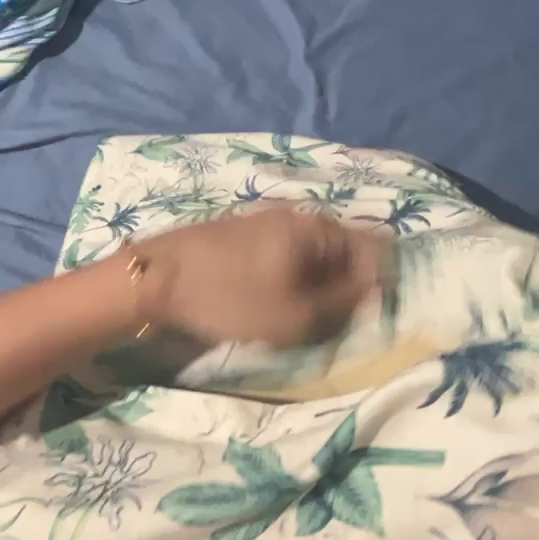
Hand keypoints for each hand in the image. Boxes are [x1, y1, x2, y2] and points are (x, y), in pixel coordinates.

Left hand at [130, 208, 383, 346]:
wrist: (157, 278)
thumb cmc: (229, 297)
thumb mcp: (295, 315)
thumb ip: (343, 303)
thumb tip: (374, 290)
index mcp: (317, 227)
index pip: (374, 248)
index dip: (381, 283)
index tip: (371, 318)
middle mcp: (299, 215)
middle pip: (345, 251)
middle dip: (349, 287)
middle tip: (337, 324)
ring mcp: (271, 221)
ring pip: (316, 256)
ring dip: (320, 286)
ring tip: (307, 319)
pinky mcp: (249, 233)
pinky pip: (290, 256)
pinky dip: (295, 280)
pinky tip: (280, 304)